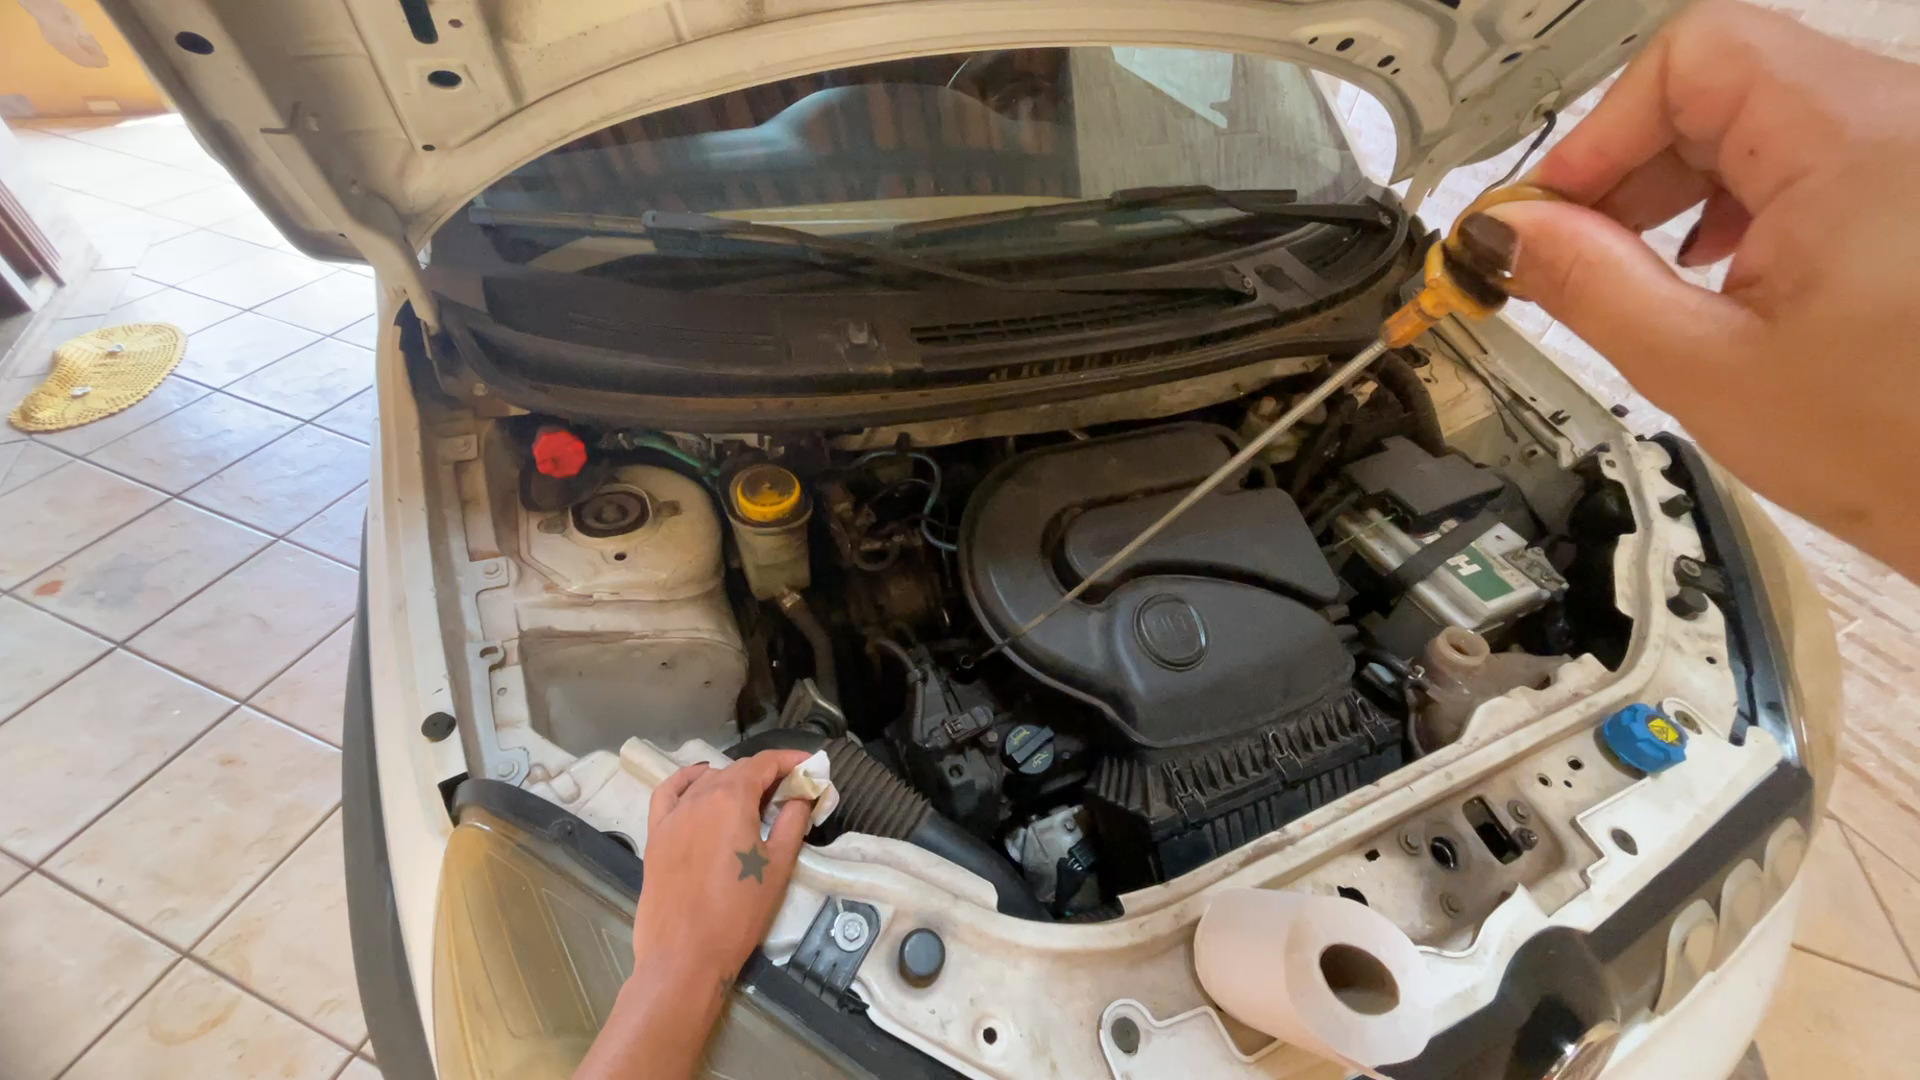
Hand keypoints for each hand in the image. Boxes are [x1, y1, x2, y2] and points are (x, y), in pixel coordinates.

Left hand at [574, 750, 817, 1079]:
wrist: (684, 957)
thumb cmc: (738, 912)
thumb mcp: (779, 864)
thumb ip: (794, 819)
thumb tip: (803, 794)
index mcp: (732, 799)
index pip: (764, 763)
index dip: (789, 760)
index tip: (810, 765)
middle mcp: (700, 797)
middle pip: (738, 769)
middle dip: (767, 773)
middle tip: (791, 790)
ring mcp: (674, 815)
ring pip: (708, 780)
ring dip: (735, 780)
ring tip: (754, 798)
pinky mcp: (656, 835)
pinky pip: (670, 793)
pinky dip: (687, 781)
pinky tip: (701, 783)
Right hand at [1474, 0, 1919, 578]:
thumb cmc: (1894, 441)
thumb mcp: (1694, 362)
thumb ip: (1585, 283)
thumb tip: (1501, 233)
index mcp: (1862, 145)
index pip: (1693, 60)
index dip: (1598, 135)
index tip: (1543, 216)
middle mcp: (1906, 123)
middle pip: (1714, 88)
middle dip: (1616, 172)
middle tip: (1558, 258)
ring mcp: (1916, 153)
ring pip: (1749, 123)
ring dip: (1661, 193)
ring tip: (1626, 274)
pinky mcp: (1915, 188)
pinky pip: (1796, 159)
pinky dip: (1719, 206)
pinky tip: (1701, 270)